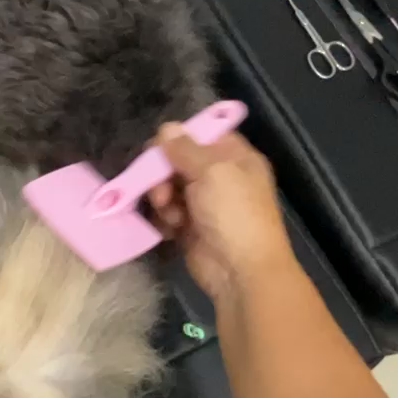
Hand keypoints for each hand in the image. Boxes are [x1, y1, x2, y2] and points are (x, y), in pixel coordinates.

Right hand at [146, 123, 297, 303]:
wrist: (239, 269)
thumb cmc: (234, 214)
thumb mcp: (213, 172)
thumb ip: (186, 149)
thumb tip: (166, 127)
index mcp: (234, 158)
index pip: (201, 135)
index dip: (178, 140)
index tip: (158, 151)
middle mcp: (219, 177)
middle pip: (177, 162)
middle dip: (163, 175)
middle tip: (161, 192)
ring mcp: (202, 203)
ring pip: (167, 188)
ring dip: (162, 200)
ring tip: (171, 215)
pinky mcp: (188, 226)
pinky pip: (165, 213)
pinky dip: (164, 219)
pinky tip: (171, 229)